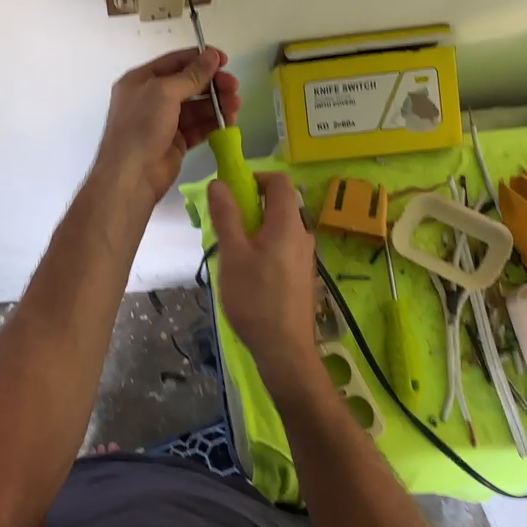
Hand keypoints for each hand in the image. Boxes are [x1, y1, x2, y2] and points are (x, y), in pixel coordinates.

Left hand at [93, 47, 241, 205]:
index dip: (200, 59)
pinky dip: (213, 123)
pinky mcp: (175, 142)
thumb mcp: (164, 93)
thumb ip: (191, 75)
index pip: (175, 62)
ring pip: (196, 107)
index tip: (225, 60)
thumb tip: (213, 55)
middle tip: (234, 87)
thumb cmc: (141, 127)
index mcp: (141, 80)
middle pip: (188, 84)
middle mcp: (151, 98)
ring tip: (235, 106)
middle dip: (213, 84)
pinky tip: (229, 121)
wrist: (131, 176)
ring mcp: (163, 121)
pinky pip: (198, 127)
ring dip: (217, 104)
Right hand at [207, 173, 320, 391]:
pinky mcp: (302, 275)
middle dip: (250, 206)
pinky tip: (247, 272)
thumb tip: (220, 183)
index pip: (279, 181)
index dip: (255, 177)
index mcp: (288, 224)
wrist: (284, 349)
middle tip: (224, 224)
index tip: (231, 192)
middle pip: (279, 204)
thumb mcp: (233, 254)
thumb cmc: (255, 299)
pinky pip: (283, 247)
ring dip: (255, 229)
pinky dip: (264, 246)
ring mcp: (306, 256)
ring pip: (280, 228)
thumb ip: (227, 216)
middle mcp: (303, 235)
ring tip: (231, 251)